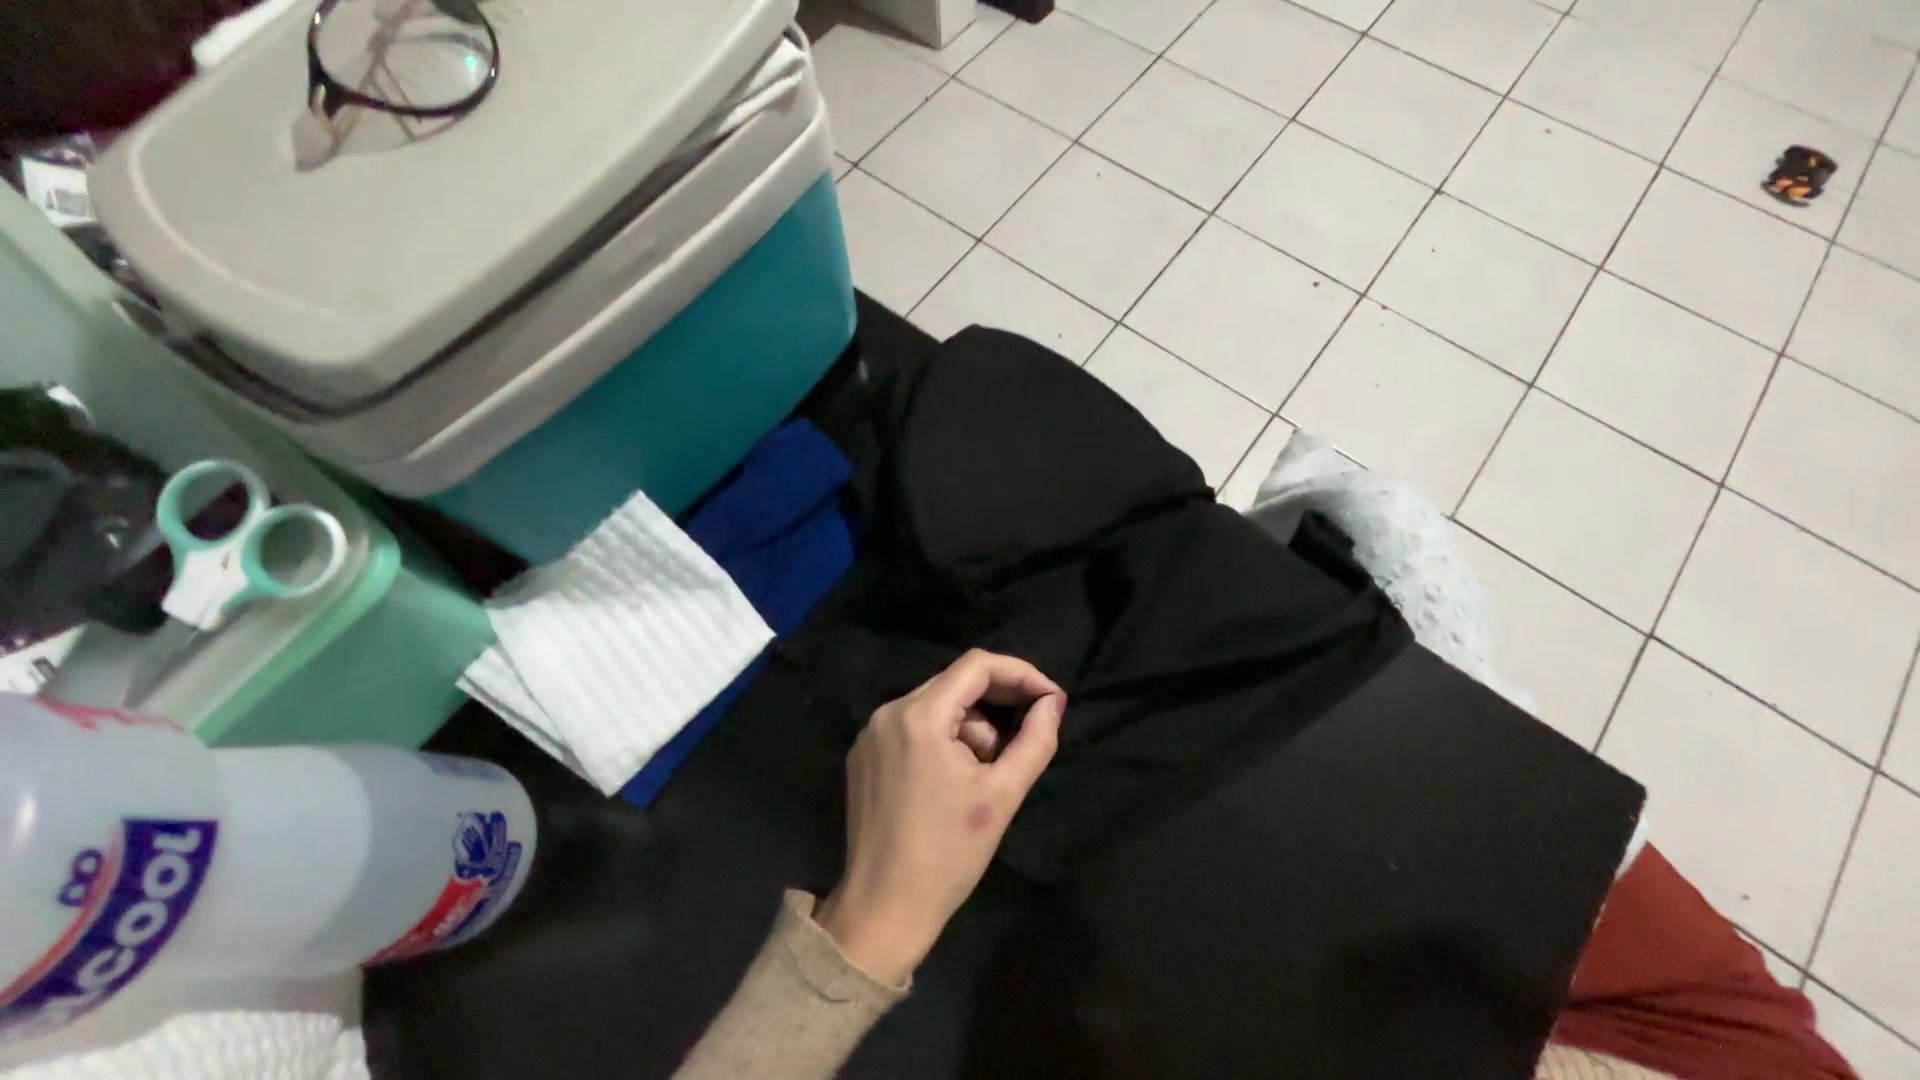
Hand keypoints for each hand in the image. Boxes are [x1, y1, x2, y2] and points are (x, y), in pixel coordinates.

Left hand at [816, 650, 1065, 985]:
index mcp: (919, 717)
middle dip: (997, 705)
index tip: (1050, 699)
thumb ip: (1034, 741)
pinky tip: (952, 782)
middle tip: (1025, 738)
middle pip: (955, 683)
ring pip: (935, 707)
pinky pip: (913, 727)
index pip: (976, 665)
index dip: (1020, 674)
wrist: (883, 907)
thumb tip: (1053, 703)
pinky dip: (942, 740)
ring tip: (982, 777)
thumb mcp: (1002, 795)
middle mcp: (888, 713)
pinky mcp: (863, 755)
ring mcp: (870, 734)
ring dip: (970, 729)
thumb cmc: (948, 854)